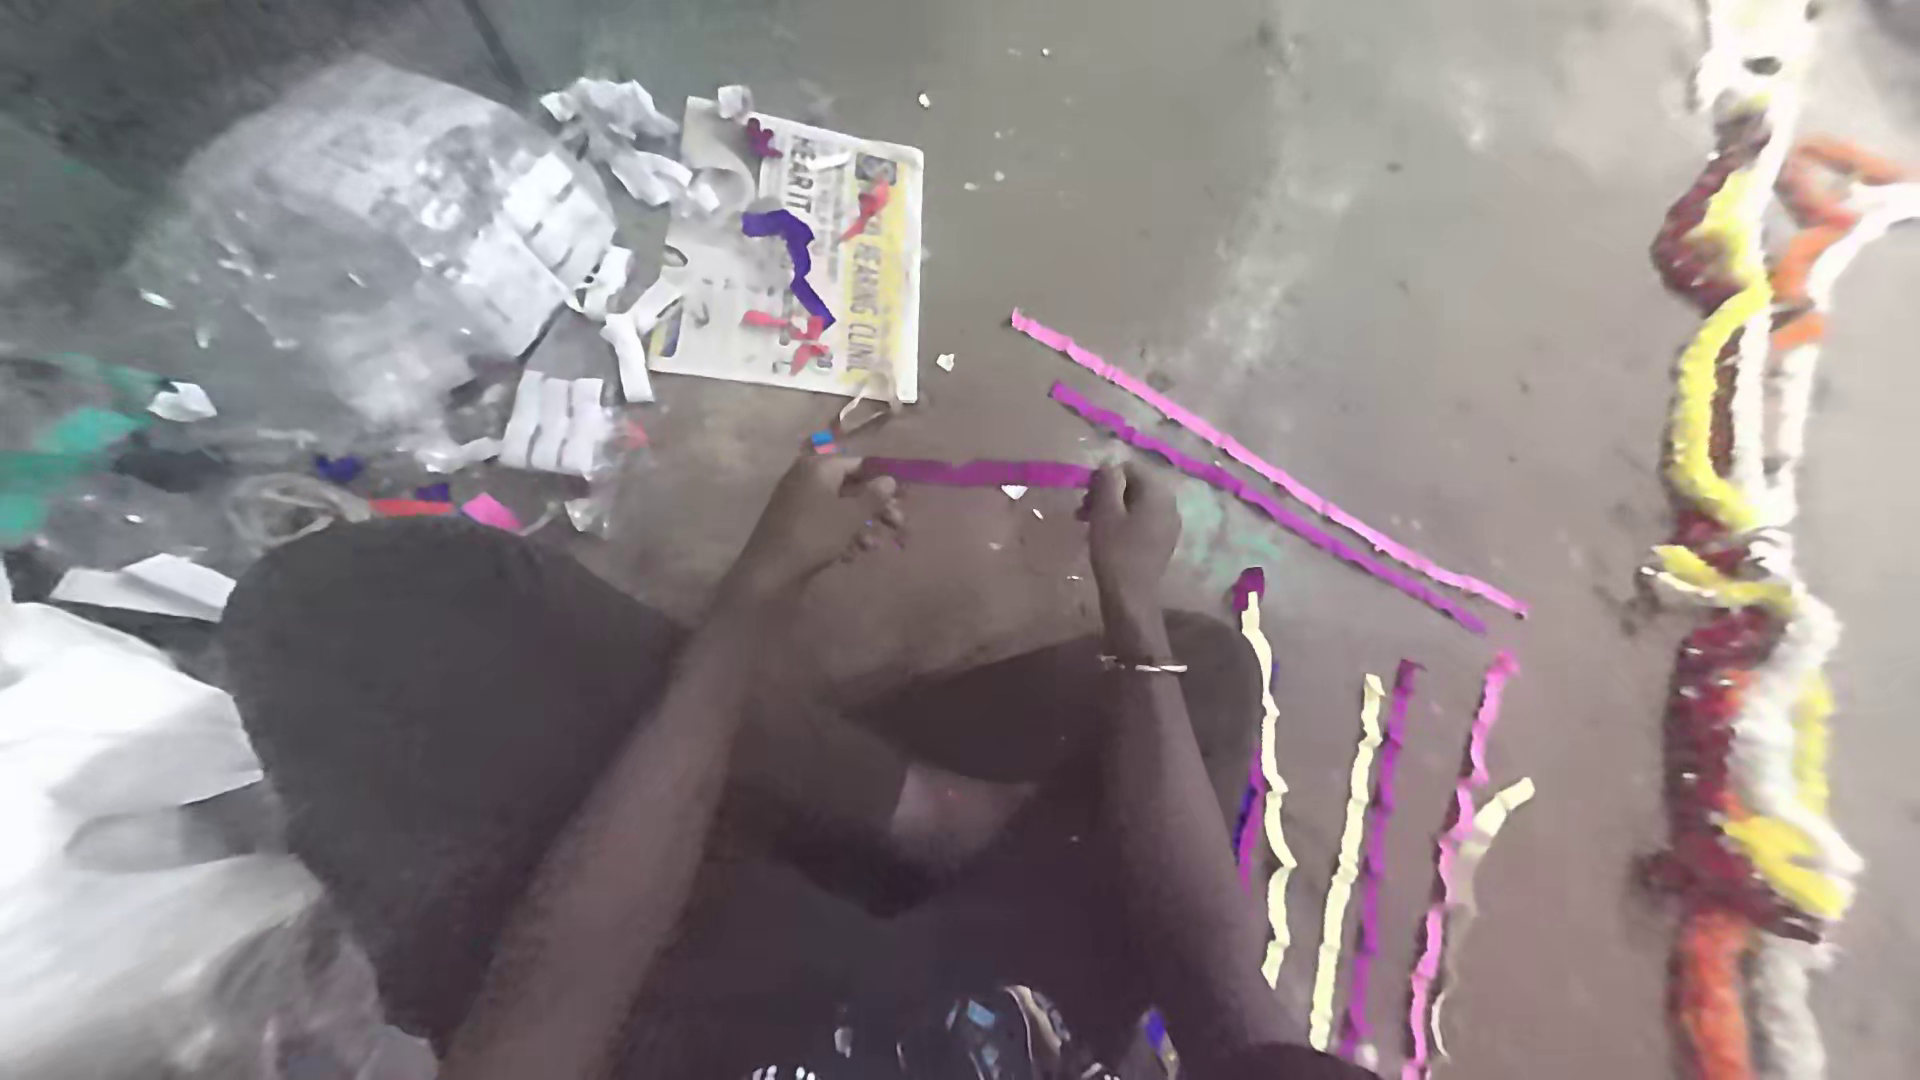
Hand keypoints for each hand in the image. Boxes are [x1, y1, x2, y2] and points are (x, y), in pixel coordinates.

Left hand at [720, 455, 903, 604]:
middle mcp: (807, 478)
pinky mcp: (794, 524)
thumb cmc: (814, 536)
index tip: (905, 497)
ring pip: (840, 508)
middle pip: (851, 488)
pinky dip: (841, 535)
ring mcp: (798, 501)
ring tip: (873, 547)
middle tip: (898, 525)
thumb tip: (890, 479)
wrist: (769, 571)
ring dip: (861, 527)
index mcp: (819, 467)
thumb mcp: (850, 516)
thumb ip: (873, 496)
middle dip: (875, 508)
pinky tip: (851, 556)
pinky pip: (826, 523)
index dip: (884, 480)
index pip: (860, 465)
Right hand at [1085, 463, 1178, 609]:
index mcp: (1157, 493)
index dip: (1104, 477)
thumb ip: (1107, 482)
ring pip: (1136, 503)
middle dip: (1106, 493)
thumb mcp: (1105, 512)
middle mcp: (1169, 504)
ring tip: (1088, 523)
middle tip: (1082, 510)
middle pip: (1134, 485)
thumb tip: (1109, 463)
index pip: (1129, 468)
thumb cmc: (1115, 550)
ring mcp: (1169, 523)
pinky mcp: (1163, 540)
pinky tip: (1105, 535)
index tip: (1085, 494)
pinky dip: (1122, 521)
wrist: (1131, 595)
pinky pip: (1141, 520)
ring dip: (1111, 507)